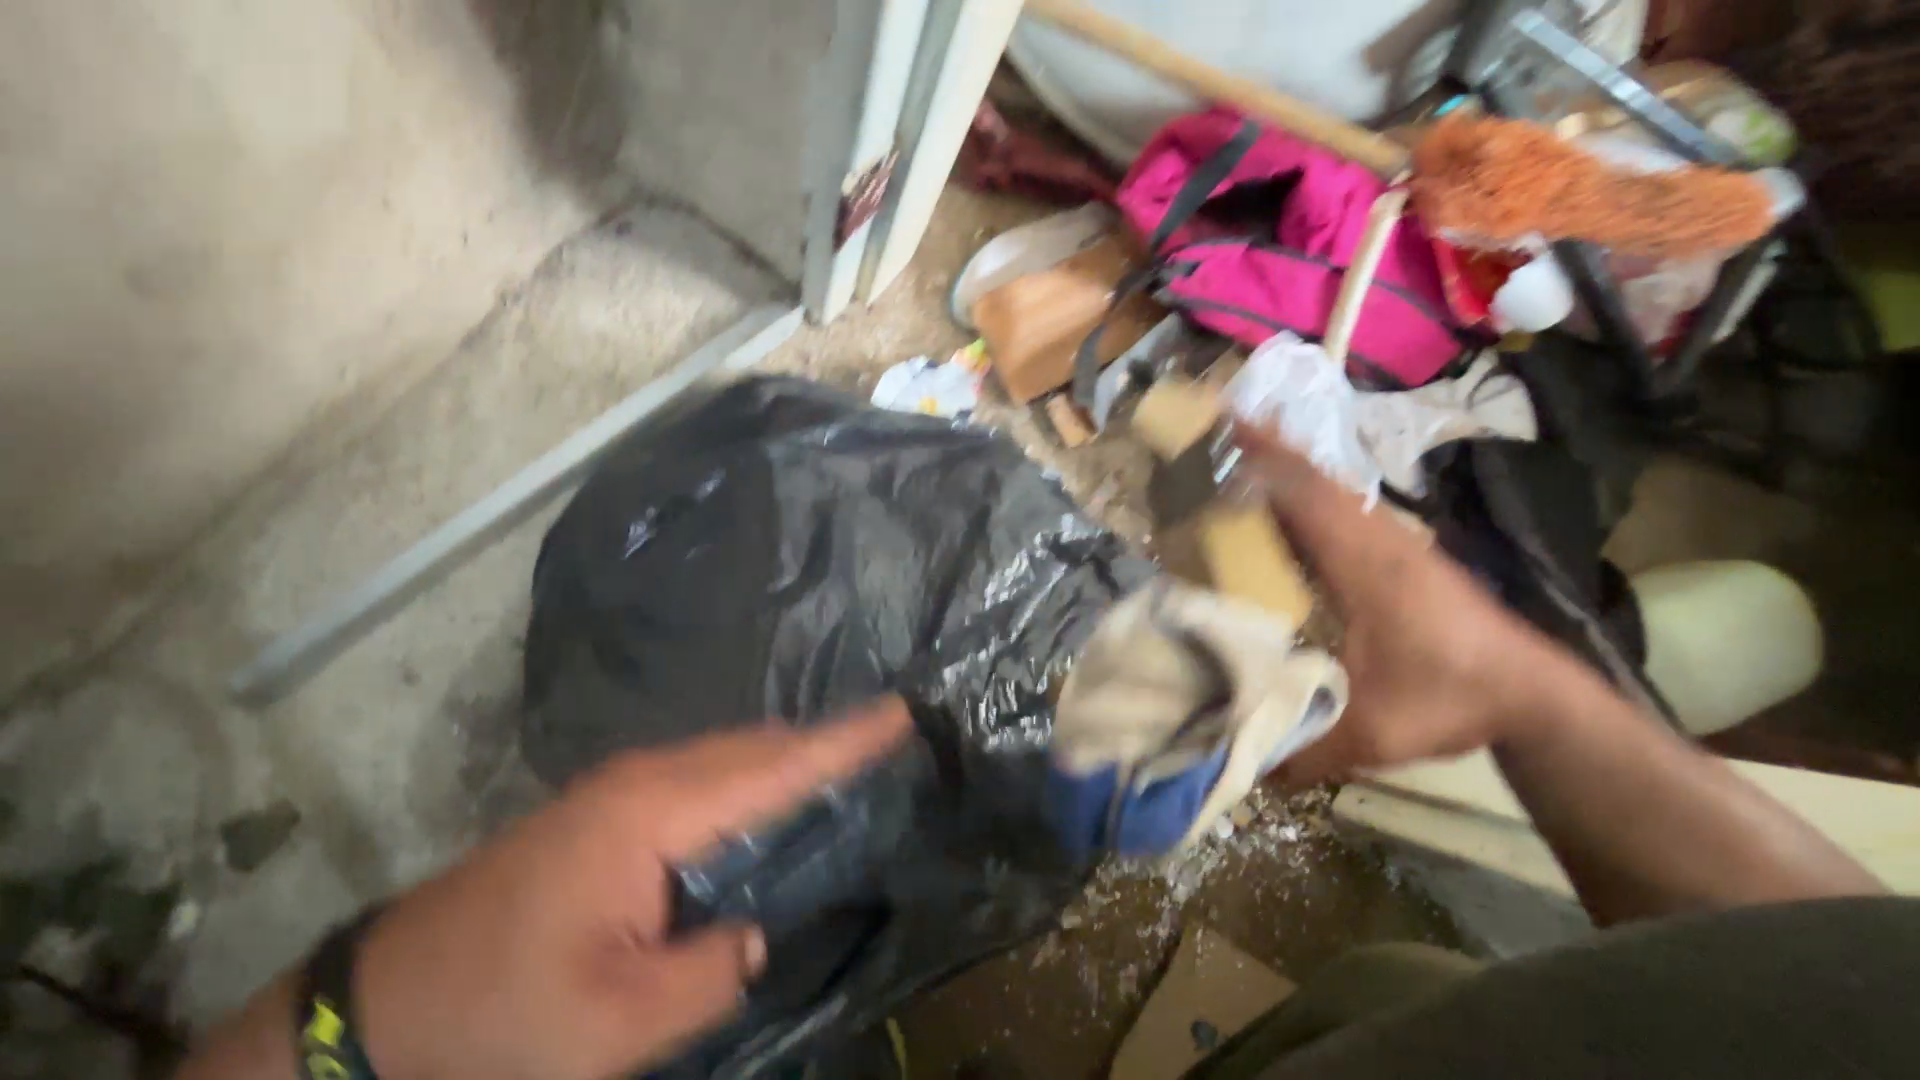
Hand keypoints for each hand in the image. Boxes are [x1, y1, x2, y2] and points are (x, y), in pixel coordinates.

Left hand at [354, 699, 911, 1079]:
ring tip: (854, 766)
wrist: (382, 1004)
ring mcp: (622, 790)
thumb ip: (712, 972)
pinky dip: (755, 780)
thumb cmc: (499, 1016)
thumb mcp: (615, 1023)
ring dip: (792, 759)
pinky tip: (775, 805)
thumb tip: (761, 930)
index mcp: (654, 815)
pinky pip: (705, 780)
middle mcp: (644, 781)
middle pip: (757, 748)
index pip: (773, 769)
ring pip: (731, 759)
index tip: (904, 712)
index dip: (844, 742)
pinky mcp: (609, 812)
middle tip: (895, 741)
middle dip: (828, 742)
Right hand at [1232, 425, 1576, 786]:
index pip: (1303, 495)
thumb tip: (1238, 762)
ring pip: (1329, 489)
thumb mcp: (1374, 733)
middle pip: (1312, 478)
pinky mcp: (1402, 555)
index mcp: (1364, 565)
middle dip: (1262, 446)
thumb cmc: (1450, 699)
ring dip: (1285, 465)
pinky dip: (1307, 490)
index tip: (1219, 423)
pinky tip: (1289, 501)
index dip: (1260, 458)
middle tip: (1212, 423)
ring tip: (1239, 449)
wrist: (1532, 692)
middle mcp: (1378, 539)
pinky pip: (1342, 507)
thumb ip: (1304, 747)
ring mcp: (1394, 543)